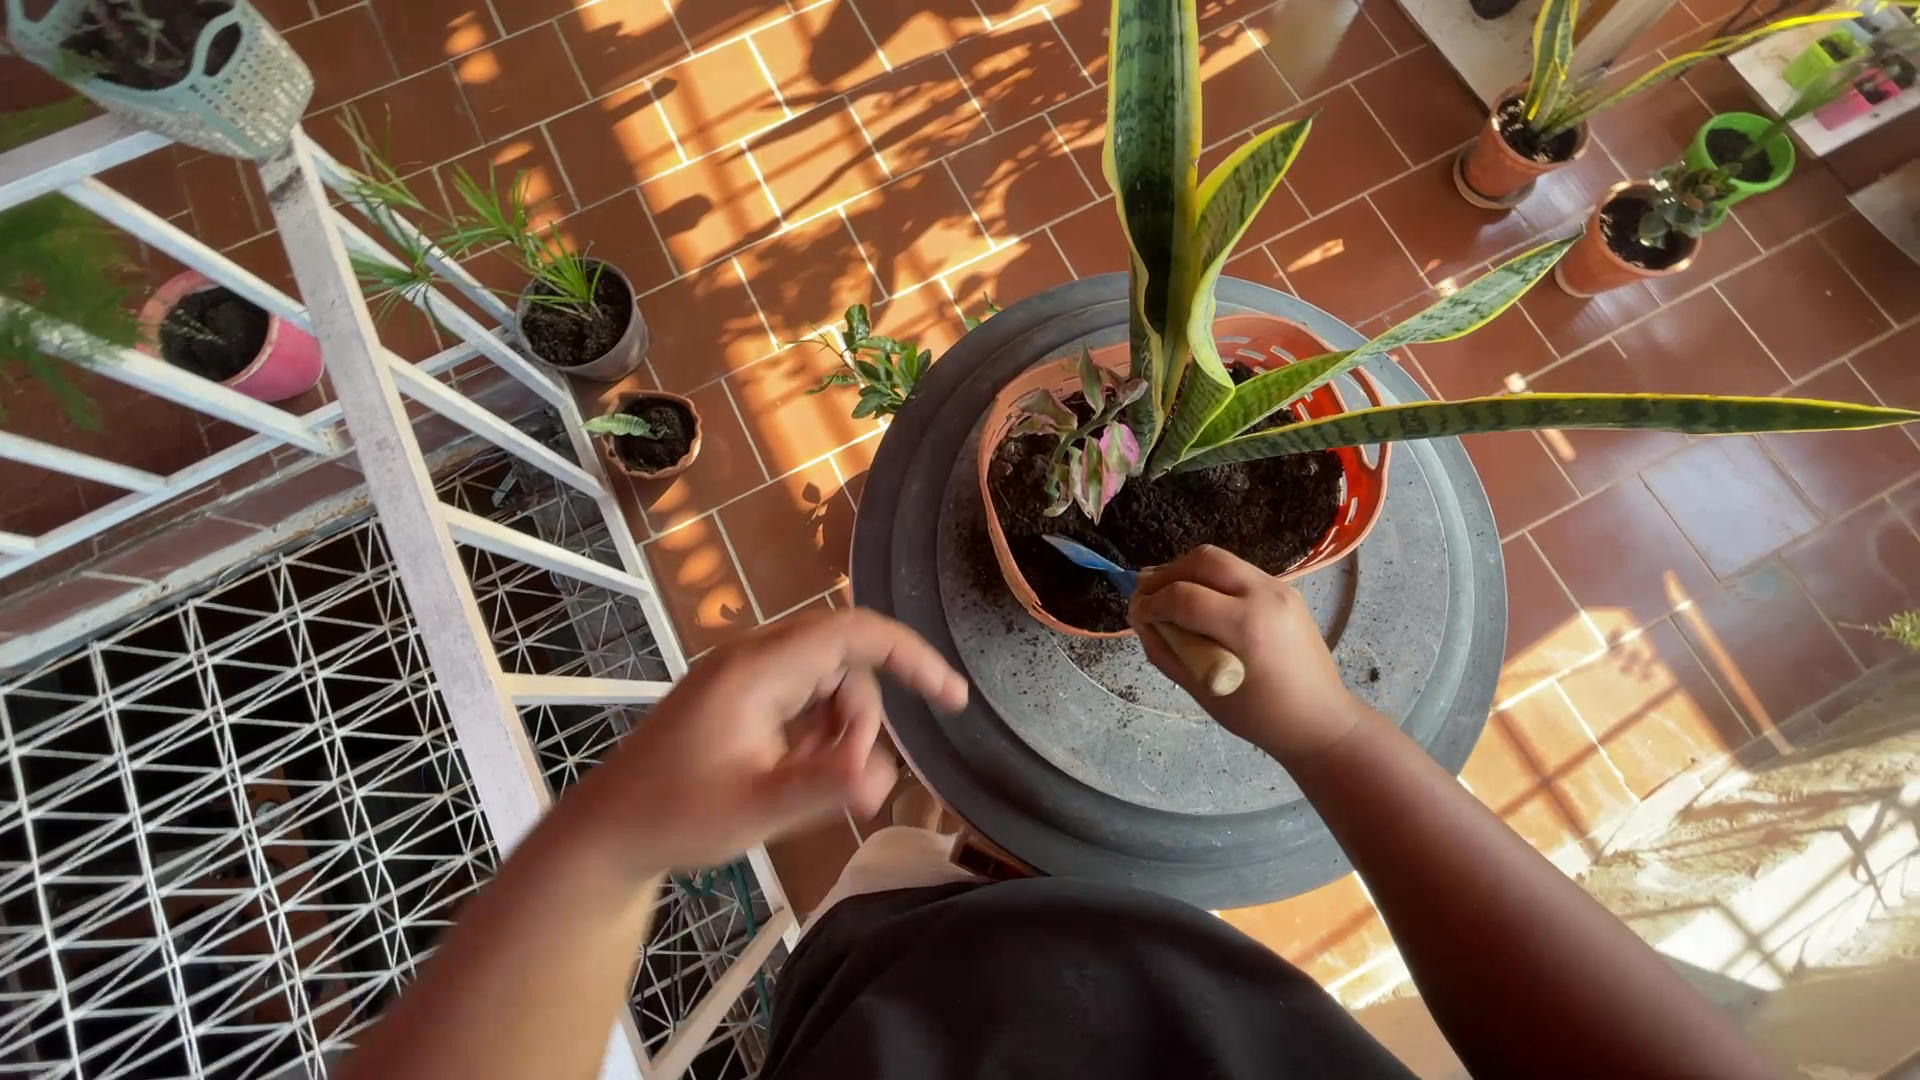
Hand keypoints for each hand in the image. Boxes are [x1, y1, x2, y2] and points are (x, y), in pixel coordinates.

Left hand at [564, 609, 967, 873]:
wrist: (608, 831)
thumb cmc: (676, 817)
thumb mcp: (755, 808)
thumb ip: (824, 785)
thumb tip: (886, 774)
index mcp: (758, 670)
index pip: (854, 634)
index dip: (911, 656)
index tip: (952, 697)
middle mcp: (756, 656)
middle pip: (846, 658)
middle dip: (866, 715)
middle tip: (859, 779)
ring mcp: (746, 672)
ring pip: (829, 678)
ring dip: (841, 728)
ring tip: (814, 783)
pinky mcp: (743, 691)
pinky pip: (805, 694)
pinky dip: (819, 730)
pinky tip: (797, 769)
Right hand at [1129, 545, 1363, 760]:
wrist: (1321, 721)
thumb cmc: (1262, 718)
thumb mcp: (1204, 693)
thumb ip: (1167, 653)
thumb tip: (1140, 622)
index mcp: (1247, 626)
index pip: (1183, 596)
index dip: (1151, 602)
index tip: (1136, 613)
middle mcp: (1265, 595)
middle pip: (1203, 560)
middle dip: (1167, 573)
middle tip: (1148, 594)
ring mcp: (1280, 588)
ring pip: (1220, 559)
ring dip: (1187, 571)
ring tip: (1168, 595)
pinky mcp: (1285, 590)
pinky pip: (1237, 571)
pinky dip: (1210, 579)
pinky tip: (1198, 601)